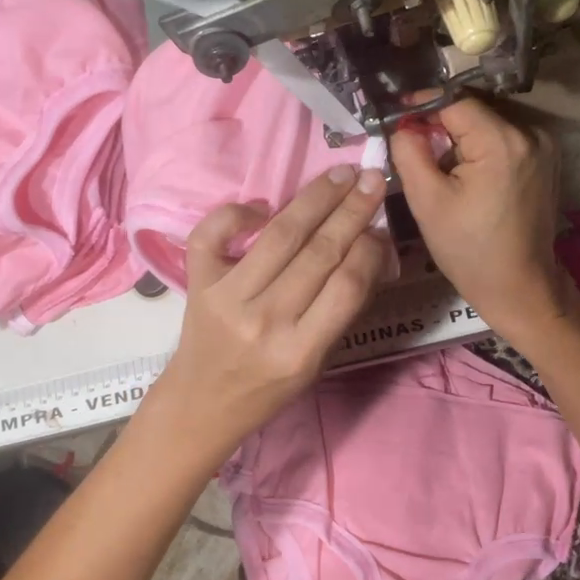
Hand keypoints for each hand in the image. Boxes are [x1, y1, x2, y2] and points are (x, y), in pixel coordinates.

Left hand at [146, 165, 389, 457]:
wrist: (202, 404)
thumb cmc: (268, 386)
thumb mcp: (317, 361)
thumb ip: (342, 308)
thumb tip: (371, 246)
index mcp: (299, 351)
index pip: (345, 285)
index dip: (369, 248)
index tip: (381, 223)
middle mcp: (264, 322)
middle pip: (318, 253)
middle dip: (351, 211)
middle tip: (371, 178)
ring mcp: (226, 299)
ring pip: (278, 236)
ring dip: (313, 199)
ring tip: (339, 176)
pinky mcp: (197, 282)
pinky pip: (212, 234)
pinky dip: (237, 212)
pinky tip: (265, 206)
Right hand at [391, 98, 579, 338]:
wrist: (519, 287)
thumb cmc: (470, 249)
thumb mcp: (427, 201)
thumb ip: (409, 152)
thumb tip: (403, 124)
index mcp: (503, 141)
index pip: (455, 101)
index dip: (422, 106)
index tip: (395, 116)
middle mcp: (531, 133)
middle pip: (474, 110)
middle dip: (441, 123)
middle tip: (412, 144)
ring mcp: (544, 146)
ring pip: (488, 123)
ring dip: (461, 135)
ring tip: (437, 163)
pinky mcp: (546, 160)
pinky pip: (504, 139)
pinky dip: (481, 147)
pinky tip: (465, 173)